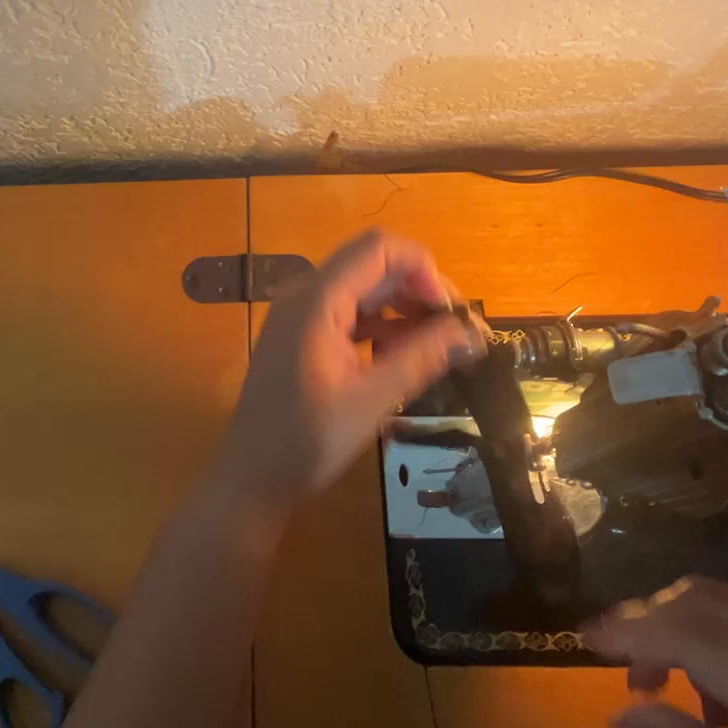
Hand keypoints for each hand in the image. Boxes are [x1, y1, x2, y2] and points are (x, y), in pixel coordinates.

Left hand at [216, 229, 483, 511]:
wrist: (253, 478)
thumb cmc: (307, 441)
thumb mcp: (372, 399)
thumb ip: (423, 357)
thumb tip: (474, 331)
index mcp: (316, 300)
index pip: (379, 249)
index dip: (424, 270)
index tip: (452, 315)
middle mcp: (305, 295)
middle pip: (374, 266)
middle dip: (420, 291)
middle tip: (457, 334)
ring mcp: (301, 314)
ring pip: (365, 290)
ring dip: (404, 311)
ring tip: (438, 351)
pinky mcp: (303, 335)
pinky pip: (350, 314)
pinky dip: (381, 328)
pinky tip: (403, 359)